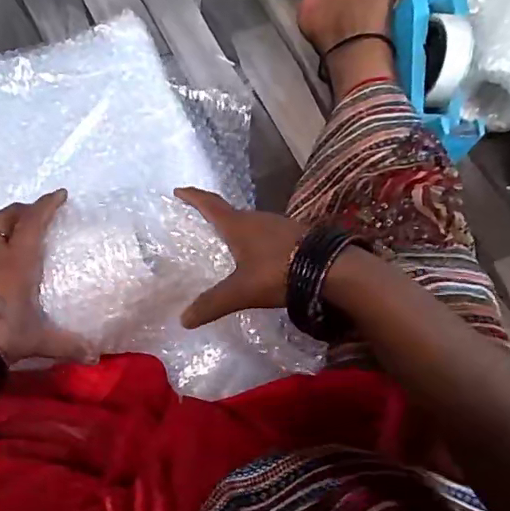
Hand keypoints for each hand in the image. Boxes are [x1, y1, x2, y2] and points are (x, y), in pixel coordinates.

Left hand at [0, 189, 88, 362]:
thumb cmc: (2, 335)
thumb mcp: (39, 341)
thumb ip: (68, 345)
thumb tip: (93, 356)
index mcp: (18, 262)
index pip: (33, 222)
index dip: (47, 205)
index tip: (59, 194)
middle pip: (4, 218)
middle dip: (21, 209)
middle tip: (34, 212)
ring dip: (1, 230)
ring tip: (13, 238)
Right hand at [175, 187, 305, 328]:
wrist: (330, 269)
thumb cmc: (277, 272)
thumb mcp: (241, 291)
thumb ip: (212, 304)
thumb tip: (184, 320)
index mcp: (239, 225)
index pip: (210, 205)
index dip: (193, 197)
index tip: (179, 190)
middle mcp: (258, 218)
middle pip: (231, 213)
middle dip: (215, 216)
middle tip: (202, 223)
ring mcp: (280, 225)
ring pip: (252, 224)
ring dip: (239, 230)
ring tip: (229, 242)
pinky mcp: (296, 236)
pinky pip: (268, 235)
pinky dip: (256, 242)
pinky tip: (259, 256)